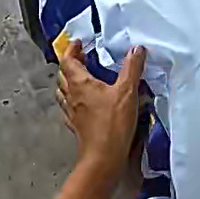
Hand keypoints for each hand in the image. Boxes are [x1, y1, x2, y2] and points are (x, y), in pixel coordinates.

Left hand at [56, 43, 146, 173]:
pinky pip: (68, 105)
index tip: (79, 42)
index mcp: (80, 84)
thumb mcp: (128, 91)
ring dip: (69, 80)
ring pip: (63, 90)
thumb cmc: (113, 122)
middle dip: (71, 63)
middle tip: (83, 57)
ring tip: (82, 76)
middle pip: (63, 74)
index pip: (68, 61)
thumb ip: (132, 68)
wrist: (104, 156)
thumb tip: (137, 49)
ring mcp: (71, 111)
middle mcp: (71, 96)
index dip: (72, 50)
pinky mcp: (76, 124)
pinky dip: (72, 97)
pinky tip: (83, 100)